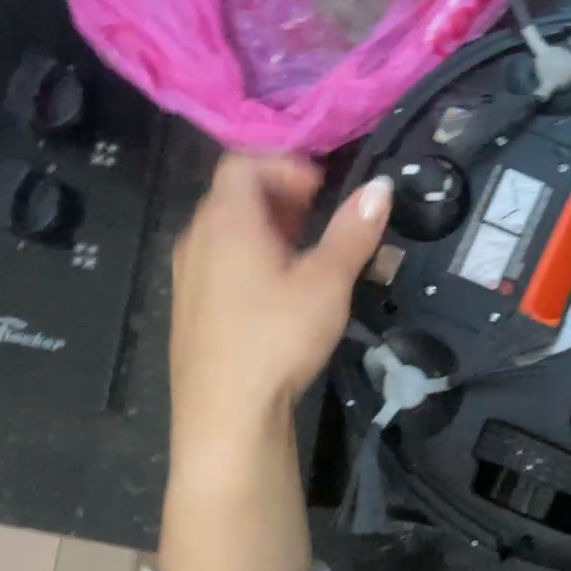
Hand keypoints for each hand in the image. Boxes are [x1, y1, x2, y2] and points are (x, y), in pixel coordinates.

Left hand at [169, 154, 391, 471]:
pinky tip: (282, 292)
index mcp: (227, 219)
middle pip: (236, 195)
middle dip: (284, 198)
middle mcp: (198, 235)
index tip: (327, 188)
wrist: (227, 408)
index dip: (288, 165)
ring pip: (230, 231)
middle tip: (327, 219)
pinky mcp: (194, 304)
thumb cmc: (278, 336)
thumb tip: (380, 187)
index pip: (246, 161)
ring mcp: (190, 271)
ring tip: (311, 256)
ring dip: (271, 230)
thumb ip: (353, 233)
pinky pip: (223, 260)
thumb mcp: (327, 282)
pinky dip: (255, 257)